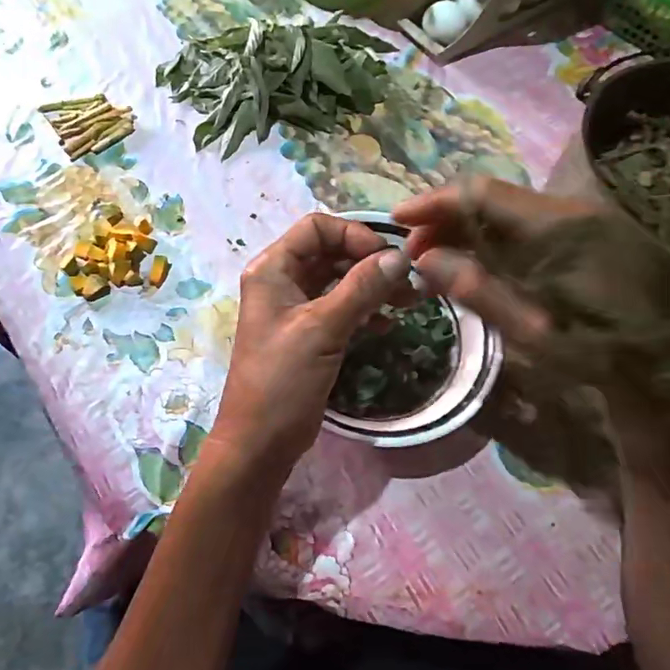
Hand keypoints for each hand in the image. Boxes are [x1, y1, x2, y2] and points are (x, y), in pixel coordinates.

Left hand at [211, 213, 410, 476]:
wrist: (260, 441)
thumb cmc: (283, 381)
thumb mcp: (323, 329)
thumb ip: (361, 288)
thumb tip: (400, 257)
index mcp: (271, 269)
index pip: (316, 228)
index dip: (354, 235)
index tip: (388, 258)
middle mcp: (280, 281)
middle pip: (330, 252)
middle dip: (369, 262)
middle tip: (408, 283)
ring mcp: (294, 308)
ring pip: (338, 280)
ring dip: (372, 285)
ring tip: (409, 301)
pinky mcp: (308, 334)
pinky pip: (340, 307)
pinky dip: (364, 309)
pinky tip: (387, 322)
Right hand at [393, 175, 597, 349]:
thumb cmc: (609, 351)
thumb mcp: (537, 333)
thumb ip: (478, 292)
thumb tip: (427, 259)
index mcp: (554, 229)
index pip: (479, 194)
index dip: (434, 202)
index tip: (398, 220)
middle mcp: (566, 210)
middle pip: (489, 196)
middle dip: (444, 219)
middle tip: (414, 253)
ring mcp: (579, 218)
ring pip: (505, 208)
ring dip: (465, 228)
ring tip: (435, 259)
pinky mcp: (585, 231)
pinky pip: (524, 222)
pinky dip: (490, 236)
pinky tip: (474, 262)